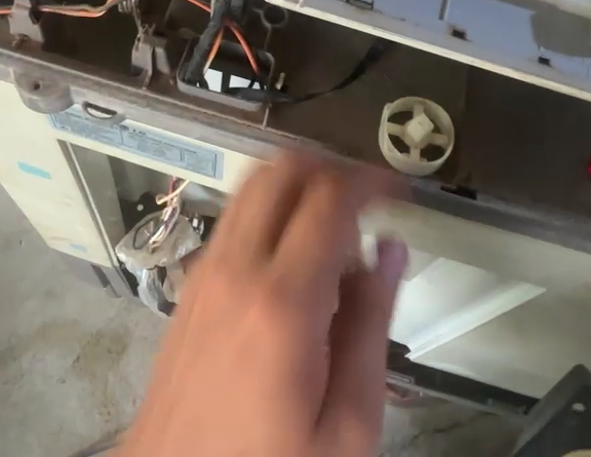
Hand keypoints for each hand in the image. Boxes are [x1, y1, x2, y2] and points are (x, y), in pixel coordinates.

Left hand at [119, 153, 407, 456]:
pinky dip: (271, 207)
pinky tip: (298, 251)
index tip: (399, 191)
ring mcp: (205, 271)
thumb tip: (391, 250)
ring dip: (299, 182)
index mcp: (283, 302)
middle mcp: (236, 269)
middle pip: (283, 169)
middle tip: (369, 197)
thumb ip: (371, 325)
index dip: (371, 180)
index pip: (330, 198)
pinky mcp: (191, 283)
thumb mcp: (348, 423)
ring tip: (338, 220)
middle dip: (332, 167)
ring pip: (253, 183)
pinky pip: (235, 216)